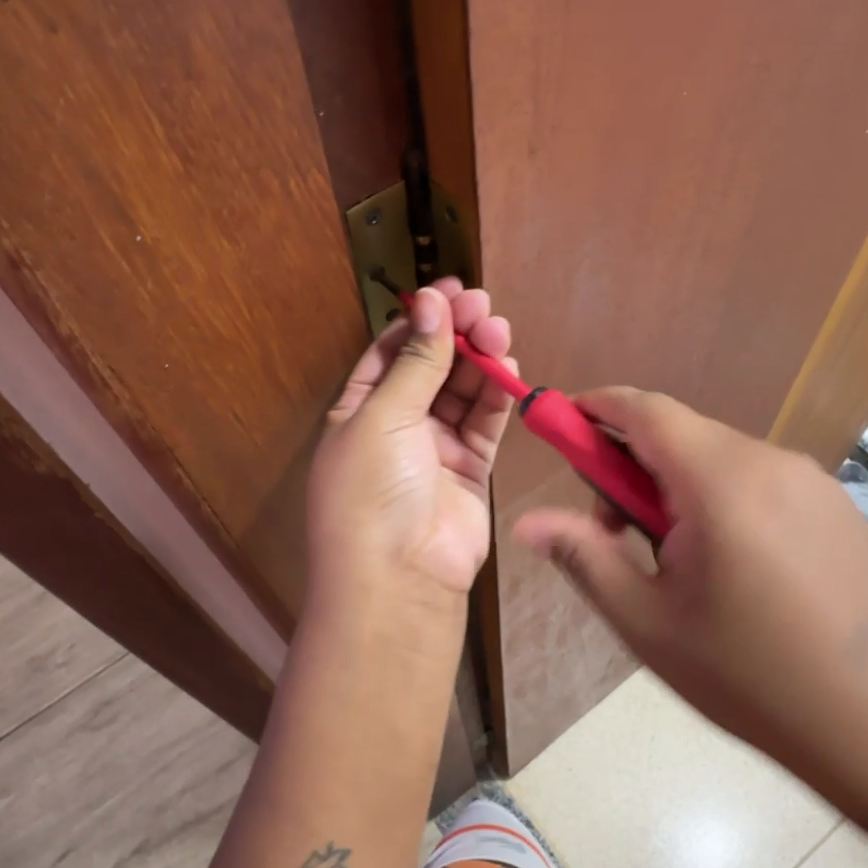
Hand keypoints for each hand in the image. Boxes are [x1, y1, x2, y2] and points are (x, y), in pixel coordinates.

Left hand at [309, 278, 515, 611]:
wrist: (398, 578)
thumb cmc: (371, 490)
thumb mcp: (382, 417)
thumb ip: (415, 361)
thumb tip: (429, 302)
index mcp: (358, 411)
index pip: (390, 352)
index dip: (419, 320)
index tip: (449, 289)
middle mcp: (395, 426)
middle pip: (430, 367)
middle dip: (455, 334)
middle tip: (482, 304)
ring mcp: (434, 449)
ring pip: (462, 392)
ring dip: (480, 359)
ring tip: (499, 329)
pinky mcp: (470, 470)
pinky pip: (485, 423)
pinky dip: (497, 395)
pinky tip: (510, 366)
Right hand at [513, 388, 867, 817]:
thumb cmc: (751, 677)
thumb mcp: (649, 622)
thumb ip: (584, 557)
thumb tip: (527, 521)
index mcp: (721, 481)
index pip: (645, 409)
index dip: (595, 408)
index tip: (560, 427)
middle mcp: (771, 462)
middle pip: (681, 435)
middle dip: (631, 465)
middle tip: (611, 533)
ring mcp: (814, 484)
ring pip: (719, 460)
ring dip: (675, 488)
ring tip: (671, 564)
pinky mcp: (838, 510)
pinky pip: (758, 482)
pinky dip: (719, 501)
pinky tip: (727, 571)